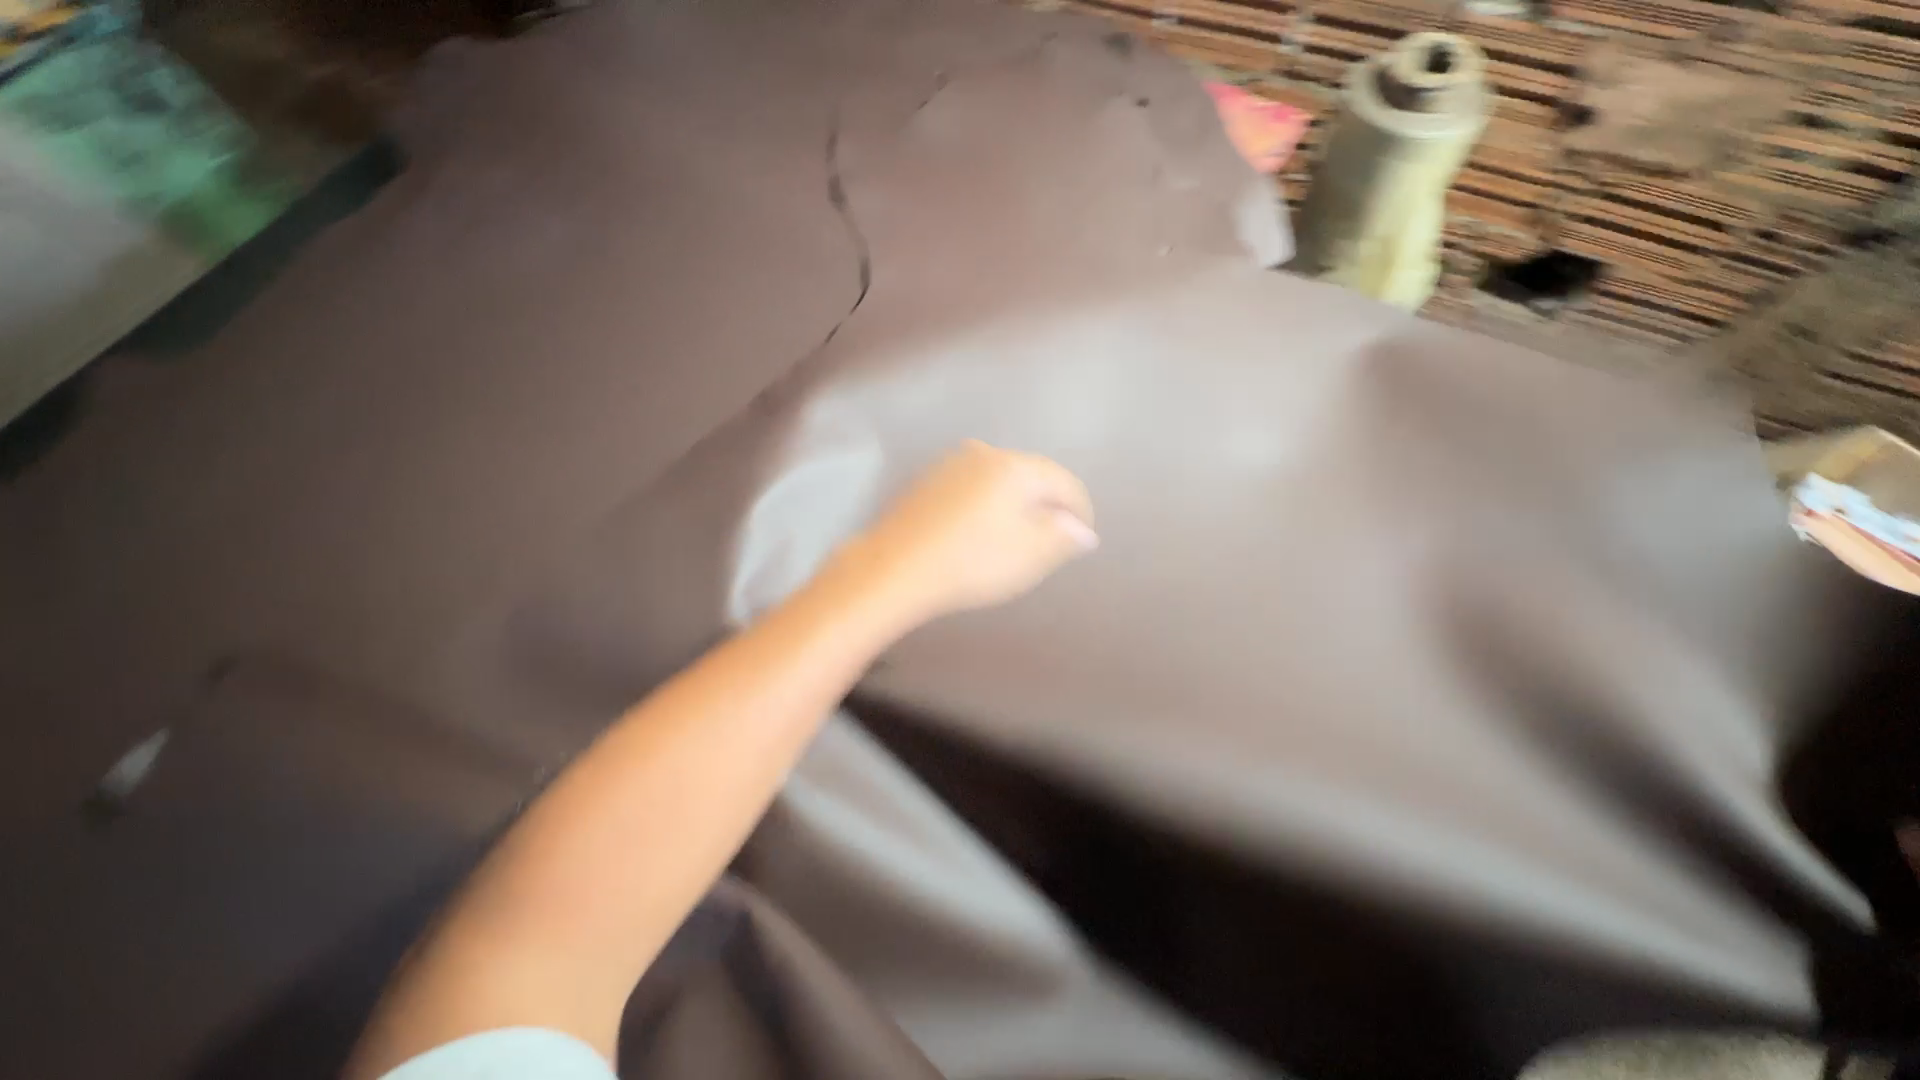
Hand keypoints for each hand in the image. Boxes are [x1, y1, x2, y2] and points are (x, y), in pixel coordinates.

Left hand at [832, 440, 1096, 623]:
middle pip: (1030, 476)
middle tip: (1054, 538)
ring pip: (999, 481)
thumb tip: (1083, 529)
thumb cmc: (971, 561)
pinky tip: (980, 532)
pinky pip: (971, 489)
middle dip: (1047, 505)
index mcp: (1015, 467)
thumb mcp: (1030, 554)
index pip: (1064, 481)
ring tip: (1018, 537)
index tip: (1084, 537)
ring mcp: (951, 465)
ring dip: (1015, 504)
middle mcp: (984, 454)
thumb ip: (1063, 537)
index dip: (1080, 510)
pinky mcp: (927, 483)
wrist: (893, 569)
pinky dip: (986, 506)